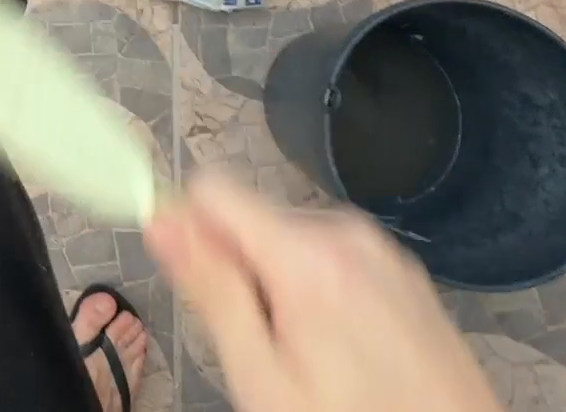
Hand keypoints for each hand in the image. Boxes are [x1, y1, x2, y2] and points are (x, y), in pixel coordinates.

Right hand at [146, 173, 501, 411]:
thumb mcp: (262, 376)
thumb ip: (209, 286)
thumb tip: (158, 217)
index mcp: (307, 254)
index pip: (211, 189)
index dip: (193, 230)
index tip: (204, 285)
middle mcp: (348, 235)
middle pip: (250, 216)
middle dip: (241, 267)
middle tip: (266, 344)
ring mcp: (386, 253)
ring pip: (286, 236)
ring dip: (278, 280)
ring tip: (311, 355)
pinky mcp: (406, 274)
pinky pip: (330, 254)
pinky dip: (318, 289)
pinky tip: (346, 351)